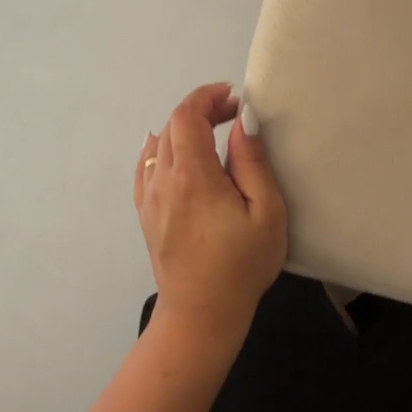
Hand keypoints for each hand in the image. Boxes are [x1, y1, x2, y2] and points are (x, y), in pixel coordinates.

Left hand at [133, 83, 287, 341]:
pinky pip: (145, 167)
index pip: (187, 115)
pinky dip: (160, 149)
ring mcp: (149, 198)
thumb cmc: (241, 265)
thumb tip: (242, 120)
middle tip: (234, 116)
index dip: (208, 97)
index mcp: (192, 176)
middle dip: (201, 110)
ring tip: (213, 134)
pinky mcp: (146, 213)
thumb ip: (252, 162)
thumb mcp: (266, 212)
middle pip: (172, 125)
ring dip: (184, 129)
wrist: (201, 313)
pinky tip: (171, 150)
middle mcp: (163, 180)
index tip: (233, 97)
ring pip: (158, 145)